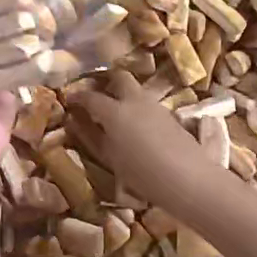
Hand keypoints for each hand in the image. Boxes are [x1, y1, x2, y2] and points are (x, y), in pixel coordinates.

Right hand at [68, 71, 225, 215]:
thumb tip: (75, 121)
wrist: (188, 179)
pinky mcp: (170, 116)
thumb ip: (91, 136)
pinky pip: (148, 105)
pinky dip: (138, 109)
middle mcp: (135, 100)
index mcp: (114, 110)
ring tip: (116, 114)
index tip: (69, 99)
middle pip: (119, 77)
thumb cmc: (141, 172)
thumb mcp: (109, 157)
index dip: (77, 97)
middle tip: (97, 96)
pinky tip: (137, 127)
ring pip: (136, 91)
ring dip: (124, 96)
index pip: (90, 96)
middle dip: (106, 82)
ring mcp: (156, 106)